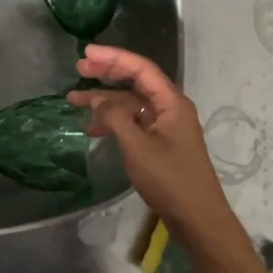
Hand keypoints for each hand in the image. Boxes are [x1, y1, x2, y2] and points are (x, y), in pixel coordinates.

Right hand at [68, 45, 234, 240]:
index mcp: (171, 102)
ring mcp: (166, 125)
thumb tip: (98, 98)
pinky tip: (94, 128)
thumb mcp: (137, 147)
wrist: (198, 219)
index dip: (113, 57)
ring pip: (132, 103)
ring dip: (105, 100)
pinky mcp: (161, 142)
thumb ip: (116, 117)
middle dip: (107, 73)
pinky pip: (135, 121)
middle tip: (78, 69)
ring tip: (74, 101)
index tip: (86, 53)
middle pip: (136, 81)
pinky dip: (114, 121)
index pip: (141, 68)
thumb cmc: (170, 180)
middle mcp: (170, 107)